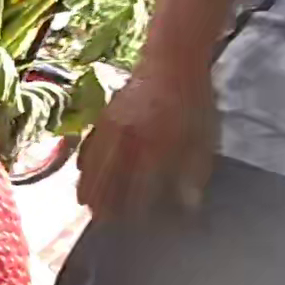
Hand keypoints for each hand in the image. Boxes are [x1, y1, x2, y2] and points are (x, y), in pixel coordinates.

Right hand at [76, 60, 217, 219]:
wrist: (172, 60)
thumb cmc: (194, 102)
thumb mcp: (204, 136)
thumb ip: (194, 171)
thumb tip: (188, 204)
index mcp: (155, 146)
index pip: (139, 185)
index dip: (133, 206)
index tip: (130, 224)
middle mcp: (128, 141)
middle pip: (109, 177)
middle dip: (103, 200)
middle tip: (98, 219)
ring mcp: (111, 129)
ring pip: (94, 162)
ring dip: (88, 184)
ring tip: (83, 202)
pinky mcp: (103, 118)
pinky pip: (89, 144)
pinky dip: (84, 160)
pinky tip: (81, 171)